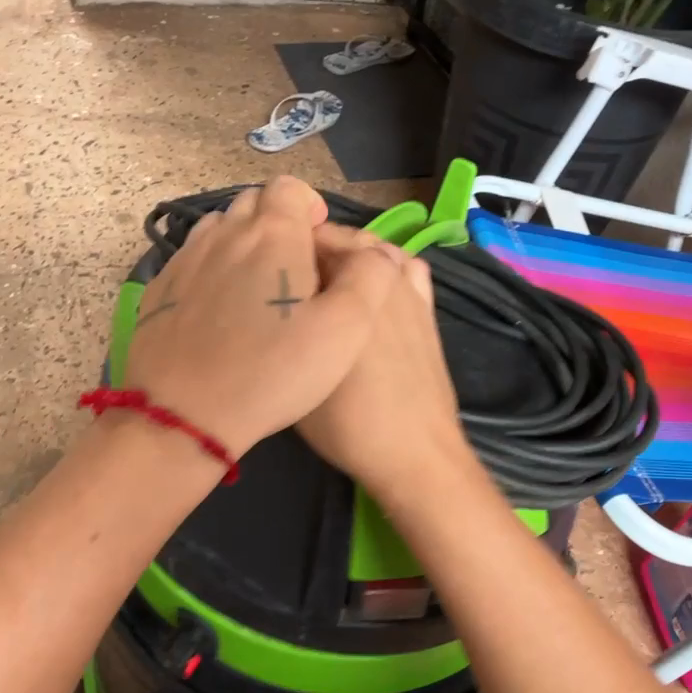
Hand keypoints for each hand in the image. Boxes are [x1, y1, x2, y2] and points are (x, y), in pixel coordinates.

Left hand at [124, 177, 404, 455]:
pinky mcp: (161, 288)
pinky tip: (221, 311)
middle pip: (254, 203)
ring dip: (243, 244)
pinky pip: (193, 259)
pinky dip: (212, 268)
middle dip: (277, 222)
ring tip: (259, 290)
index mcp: (272, 234)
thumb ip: (371, 280)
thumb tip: (382, 251)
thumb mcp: (345, 331)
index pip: (290, 187)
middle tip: (295, 269)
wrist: (184, 413)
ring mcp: (187, 259)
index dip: (310, 206)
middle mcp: (226, 233)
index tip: (320, 242)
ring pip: (221, 229)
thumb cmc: (272, 370)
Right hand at [297, 228, 476, 497]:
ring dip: (350, 253)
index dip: (283, 249)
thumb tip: (274, 306)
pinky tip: (371, 287)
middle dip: (314, 249)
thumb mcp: (295, 374)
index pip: (308, 240)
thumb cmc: (346, 419)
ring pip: (375, 249)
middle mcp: (378, 274)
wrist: (413, 452)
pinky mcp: (427, 308)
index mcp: (343, 283)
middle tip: (289, 278)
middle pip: (343, 240)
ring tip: (326, 281)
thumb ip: (285, 329)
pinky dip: (387, 265)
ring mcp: (408, 289)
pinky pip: (407, 267)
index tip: (264, 266)